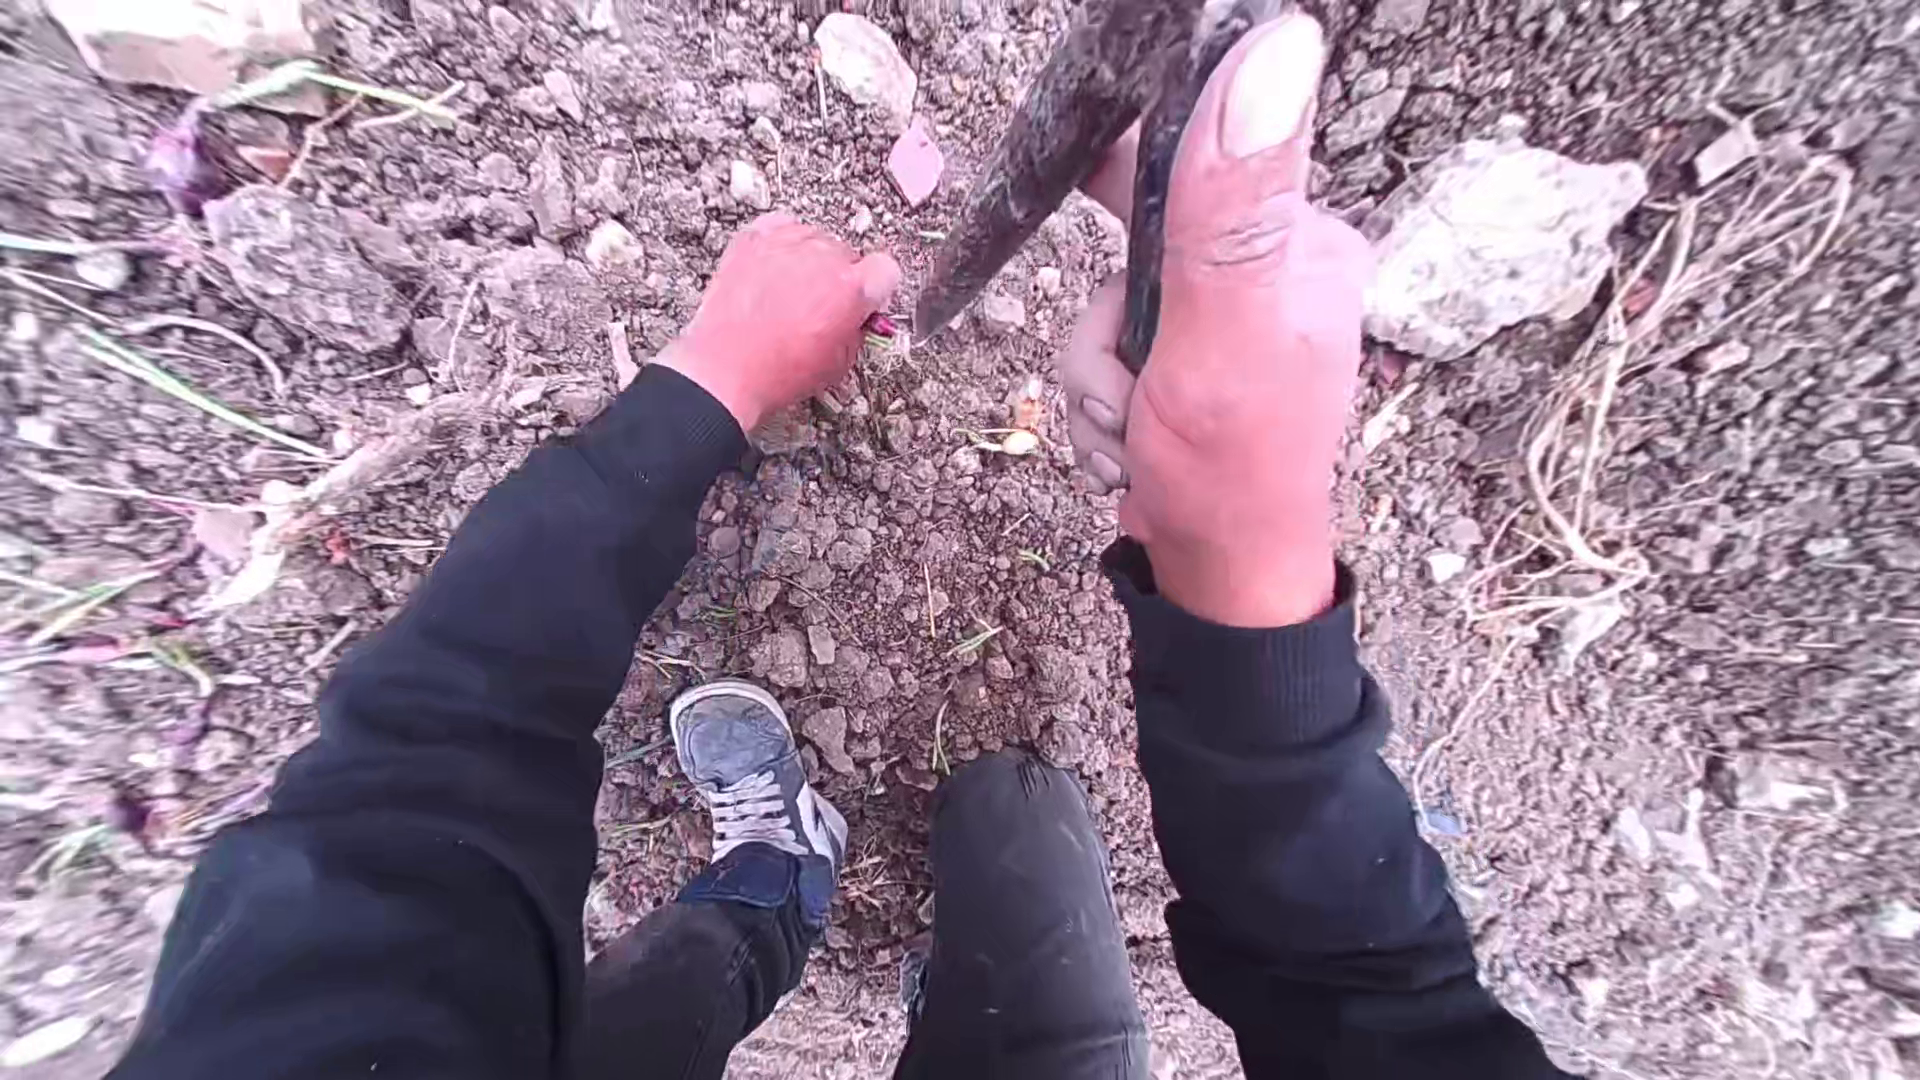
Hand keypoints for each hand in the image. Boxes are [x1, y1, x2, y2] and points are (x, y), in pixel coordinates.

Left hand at [660, 213, 900, 429]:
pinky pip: (781, 226)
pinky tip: (779, 268)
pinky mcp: (754, 239)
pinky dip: (784, 243)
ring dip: (813, 260)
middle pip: (850, 254)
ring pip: (816, 238)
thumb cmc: (780, 370)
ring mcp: (787, 244)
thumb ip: (857, 329)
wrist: (728, 368)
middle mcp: (823, 257)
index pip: (887, 270)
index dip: (879, 291)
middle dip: (843, 278)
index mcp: (852, 289)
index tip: (867, 304)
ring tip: (796, 291)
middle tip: (825, 307)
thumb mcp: (840, 363)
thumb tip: (857, 318)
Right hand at [1060, 13, 1371, 626]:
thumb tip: (1268, 51)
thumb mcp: (1224, 347)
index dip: (1127, 175)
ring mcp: (1208, 326)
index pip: (1199, 163)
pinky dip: (1096, 413)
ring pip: (1101, 321)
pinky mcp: (1173, 368)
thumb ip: (1229, 221)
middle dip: (1102, 347)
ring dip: (1093, 392)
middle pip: (1127, 262)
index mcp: (1292, 248)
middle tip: (1121, 405)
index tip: (1070, 177)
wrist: (1215, 568)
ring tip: (1124, 445)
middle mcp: (1256, 276)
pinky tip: (1122, 454)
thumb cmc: (1231, 473)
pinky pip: (1101, 365)